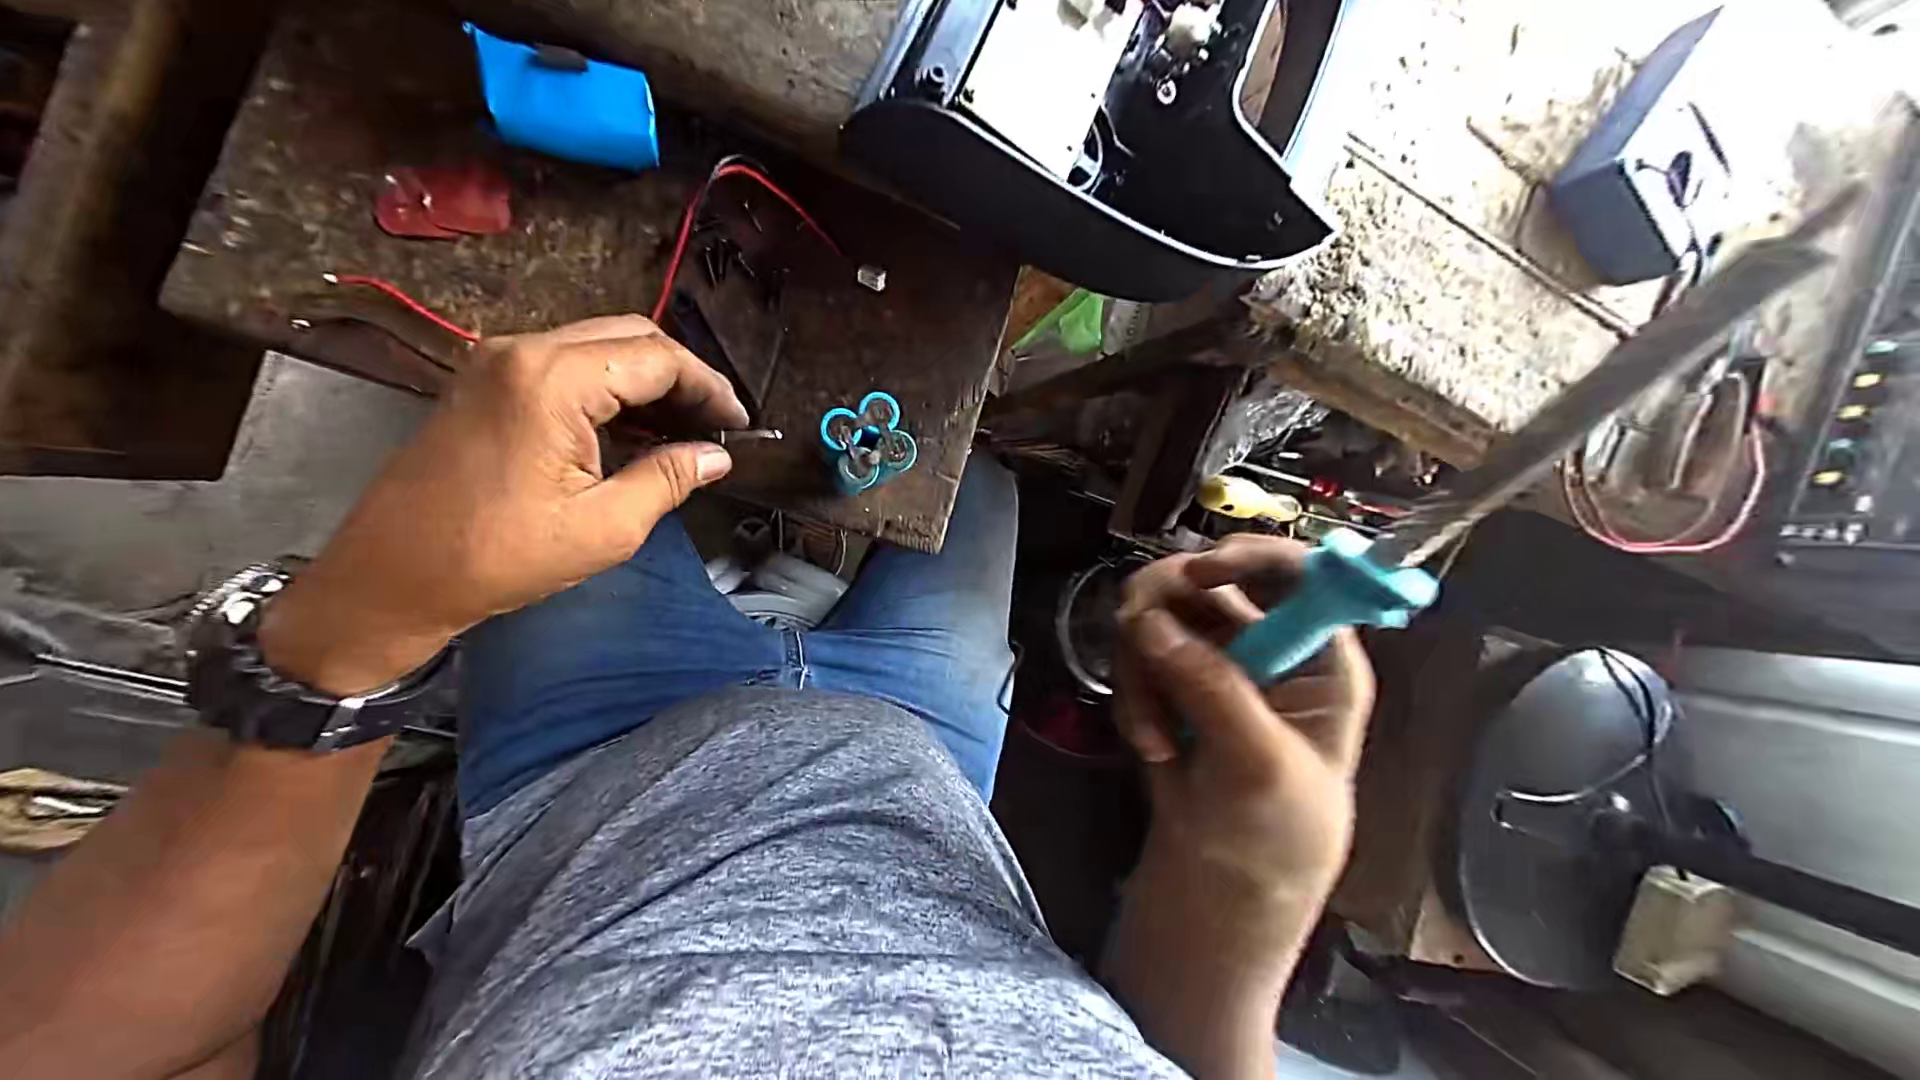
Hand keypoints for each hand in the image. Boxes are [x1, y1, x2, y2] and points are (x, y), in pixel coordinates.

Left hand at [260, 315, 747, 693]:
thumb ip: (669, 479)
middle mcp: (523, 352)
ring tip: (688, 429)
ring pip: (602, 347)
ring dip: (651, 381)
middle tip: (718, 423)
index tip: (739, 424)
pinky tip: (639, 428)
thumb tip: (717, 457)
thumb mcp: (606, 527)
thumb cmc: (499, 556)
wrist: (389, 577)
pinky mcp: (488, 382)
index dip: (710, 387)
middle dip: (685, 377)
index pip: (658, 358)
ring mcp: (499, 362)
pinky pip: (570, 367)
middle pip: (632, 337)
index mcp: (553, 381)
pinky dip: (615, 390)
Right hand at [1114, 535, 1375, 896]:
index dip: (1248, 558)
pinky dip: (1132, 695)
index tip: (1197, 575)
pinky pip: (1133, 654)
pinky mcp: (1169, 675)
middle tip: (1135, 638)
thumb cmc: (1274, 828)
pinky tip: (1149, 744)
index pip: (1295, 571)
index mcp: (1317, 654)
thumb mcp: (1259, 764)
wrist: (1224, 873)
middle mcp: (1264, 641)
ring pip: (1155, 614)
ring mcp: (1211, 656)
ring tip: (1155, 737)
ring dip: (1142, 671)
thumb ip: (1212, 690)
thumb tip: (1149, 625)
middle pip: (1204, 579)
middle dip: (1163, 611)